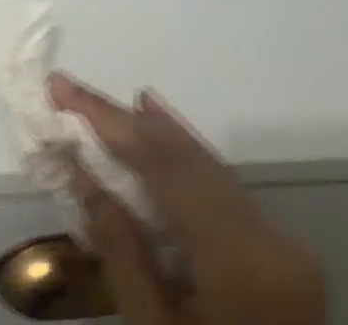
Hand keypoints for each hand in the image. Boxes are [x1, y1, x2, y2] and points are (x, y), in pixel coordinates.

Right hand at [48, 74, 326, 324]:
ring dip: (156, 133)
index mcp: (241, 261)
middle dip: (125, 120)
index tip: (62, 90)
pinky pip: (226, 192)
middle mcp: (273, 241)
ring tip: (110, 99)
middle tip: (71, 87)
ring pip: (211, 169)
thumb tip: (84, 172)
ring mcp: (285, 246)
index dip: (110, 123)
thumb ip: (119, 245)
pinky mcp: (284, 254)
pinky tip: (164, 132)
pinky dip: (186, 160)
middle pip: (188, 160)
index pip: (165, 169)